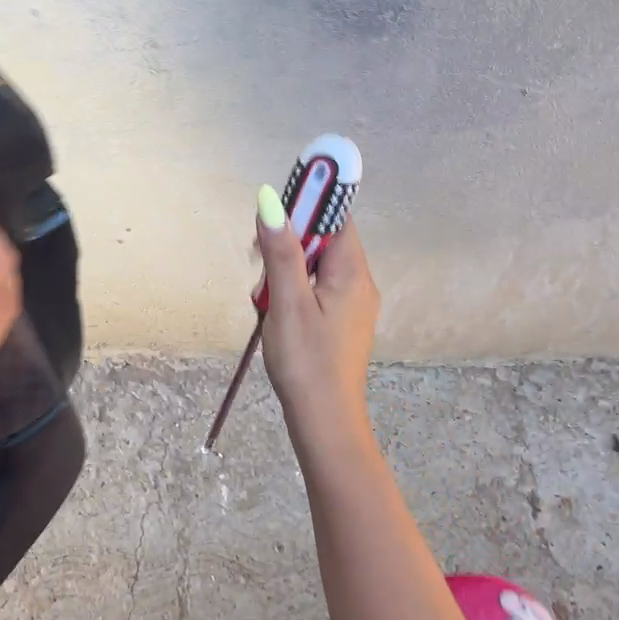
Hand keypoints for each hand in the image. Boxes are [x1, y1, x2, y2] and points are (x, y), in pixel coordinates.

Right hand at [254, 186, 380, 448]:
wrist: (324, 419)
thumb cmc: (305, 360)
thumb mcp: (285, 302)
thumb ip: (280, 250)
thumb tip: (270, 200)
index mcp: (352, 272)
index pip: (336, 215)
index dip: (309, 201)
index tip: (277, 203)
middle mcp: (359, 282)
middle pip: (323, 239)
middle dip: (288, 242)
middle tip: (259, 263)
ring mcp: (352, 304)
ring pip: (315, 265)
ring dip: (285, 269)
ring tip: (264, 299)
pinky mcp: (341, 321)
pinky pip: (316, 287)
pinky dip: (292, 289)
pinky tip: (274, 311)